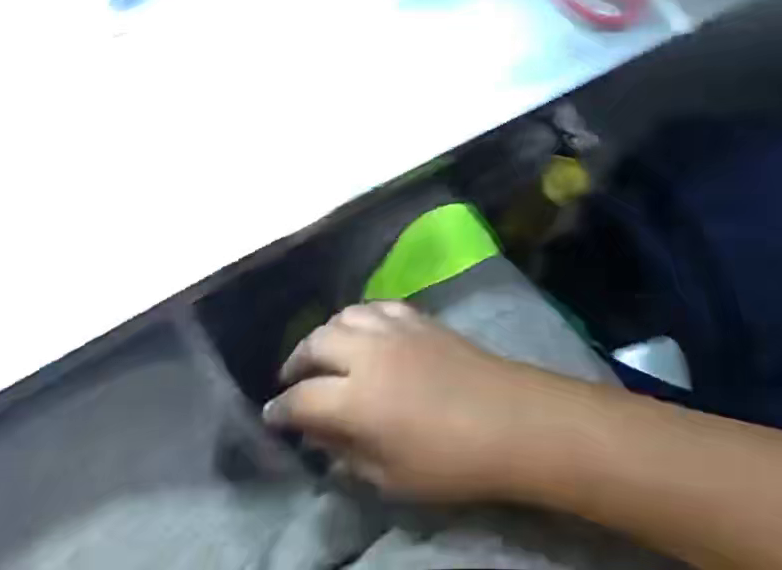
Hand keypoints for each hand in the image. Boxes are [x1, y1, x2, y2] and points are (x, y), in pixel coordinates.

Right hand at [263, 301, 579, 501]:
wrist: (509, 418)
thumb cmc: (447, 461)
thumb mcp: (385, 475)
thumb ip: (344, 451)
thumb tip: (317, 432)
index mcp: (354, 399)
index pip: (300, 399)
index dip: (280, 411)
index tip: (272, 419)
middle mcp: (370, 354)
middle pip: (318, 342)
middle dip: (298, 361)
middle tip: (295, 381)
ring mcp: (400, 330)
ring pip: (348, 314)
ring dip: (329, 333)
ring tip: (326, 354)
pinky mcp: (425, 318)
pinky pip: (381, 306)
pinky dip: (363, 316)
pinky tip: (366, 333)